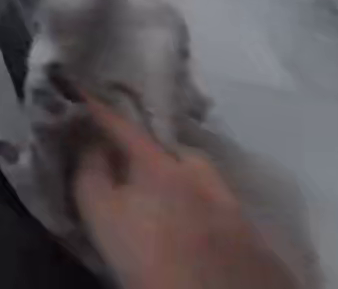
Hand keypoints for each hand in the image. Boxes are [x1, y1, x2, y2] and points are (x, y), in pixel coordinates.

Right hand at [72, 91, 293, 288]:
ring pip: (211, 184)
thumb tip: (92, 140)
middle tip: (132, 158)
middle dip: (157, 149)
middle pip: (183, 153)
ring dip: (185, 180)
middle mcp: (208, 184)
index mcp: (163, 168)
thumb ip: (90, 164)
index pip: (123, 125)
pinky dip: (206, 209)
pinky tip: (192, 225)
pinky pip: (229, 215)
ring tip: (163, 193)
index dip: (95, 104)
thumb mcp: (95, 205)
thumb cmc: (139, 252)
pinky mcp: (264, 250)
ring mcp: (242, 218)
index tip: (74, 86)